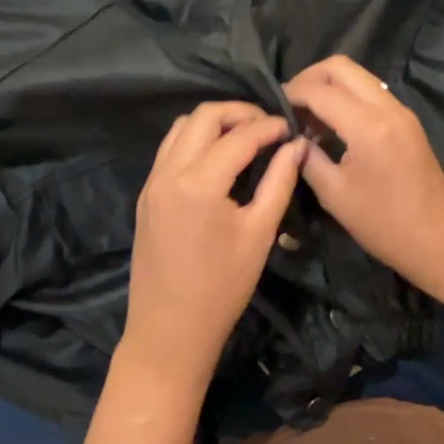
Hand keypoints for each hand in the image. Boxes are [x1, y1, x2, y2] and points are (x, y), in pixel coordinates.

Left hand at [123, 102, 305, 379]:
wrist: (169, 330)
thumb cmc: (222, 288)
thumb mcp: (259, 234)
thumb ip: (279, 182)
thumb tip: (297, 146)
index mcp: (199, 183)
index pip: (239, 135)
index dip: (270, 126)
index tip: (292, 128)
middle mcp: (169, 172)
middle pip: (204, 116)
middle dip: (239, 113)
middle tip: (268, 127)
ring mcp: (152, 181)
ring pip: (182, 127)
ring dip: (214, 123)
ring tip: (245, 138)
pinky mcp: (146, 194)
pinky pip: (169, 148)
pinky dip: (195, 140)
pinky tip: (218, 157)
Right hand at [284, 56, 443, 292]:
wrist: (439, 240)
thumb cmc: (383, 225)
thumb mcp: (334, 194)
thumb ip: (307, 157)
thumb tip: (291, 137)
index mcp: (368, 125)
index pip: (319, 90)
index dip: (291, 94)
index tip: (271, 109)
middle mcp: (387, 107)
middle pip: (340, 66)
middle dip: (309, 78)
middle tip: (289, 104)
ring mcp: (401, 111)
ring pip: (358, 75)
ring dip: (330, 85)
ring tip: (308, 115)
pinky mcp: (407, 120)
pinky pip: (371, 91)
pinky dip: (347, 96)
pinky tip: (332, 124)